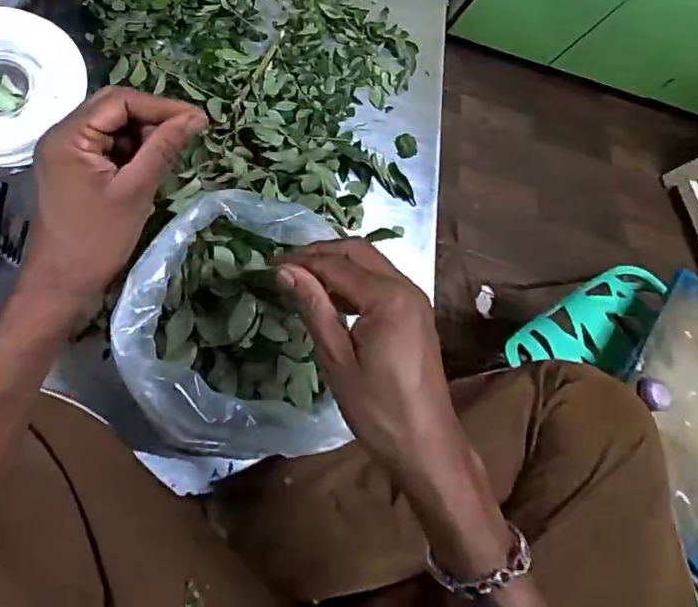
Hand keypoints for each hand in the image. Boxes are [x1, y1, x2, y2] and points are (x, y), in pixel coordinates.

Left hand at [21, 87, 205, 313]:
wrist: (60, 287)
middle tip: (186, 131)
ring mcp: (65, 151)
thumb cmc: (96, 241)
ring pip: (112, 125)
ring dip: (143, 133)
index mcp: (68, 137)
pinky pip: (106, 144)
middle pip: (114, 107)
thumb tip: (196, 117)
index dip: (161, 106)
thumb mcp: (135, 191)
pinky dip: (131, 149)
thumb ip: (164, 148)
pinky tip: (150, 164)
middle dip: (152, 117)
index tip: (196, 119)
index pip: (120, 101)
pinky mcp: (72, 167)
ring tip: (170, 152)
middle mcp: (61, 135)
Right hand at [275, 241, 523, 588]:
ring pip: (370, 261)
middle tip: (285, 266)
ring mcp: (414, 297)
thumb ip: (314, 309)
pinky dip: (353, 278)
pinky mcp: (415, 310)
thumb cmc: (379, 411)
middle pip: (357, 251)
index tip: (269, 266)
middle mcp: (406, 287)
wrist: (428, 447)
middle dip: (319, 252)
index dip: (301, 261)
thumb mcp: (337, 361)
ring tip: (300, 277)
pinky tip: (329, 295)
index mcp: (389, 298)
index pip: (337, 264)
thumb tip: (285, 272)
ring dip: (336, 262)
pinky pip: (380, 278)